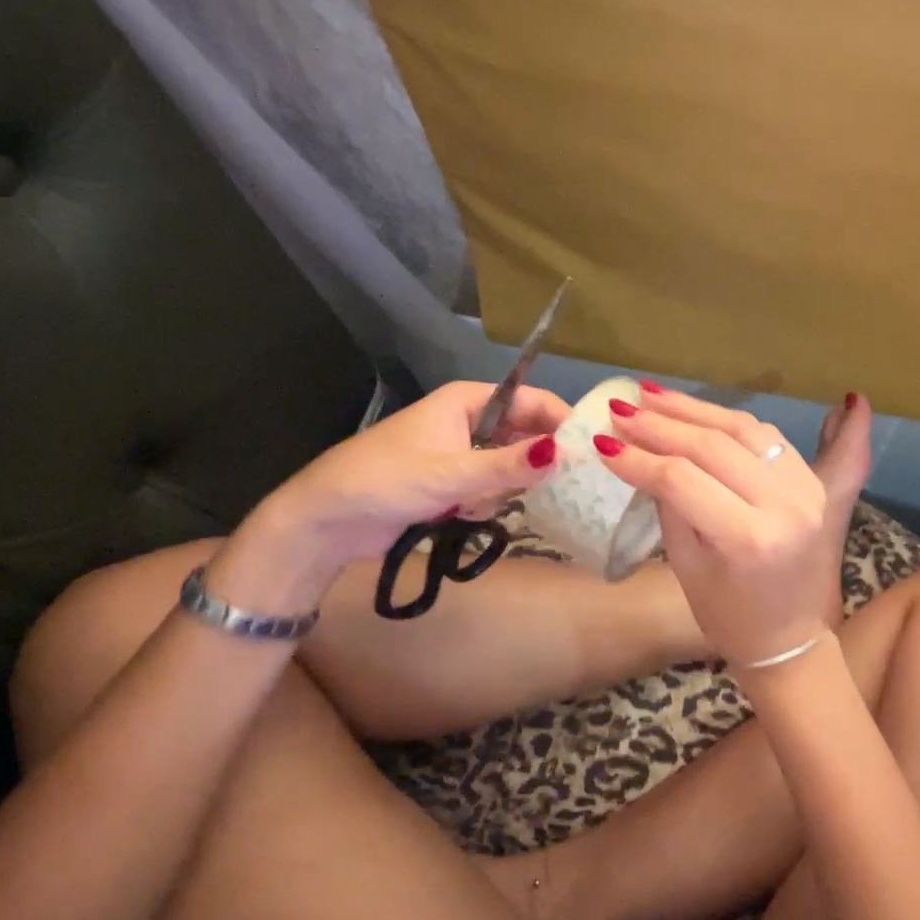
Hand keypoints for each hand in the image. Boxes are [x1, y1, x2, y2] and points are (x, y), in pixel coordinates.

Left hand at [238, 381, 568, 584]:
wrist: (328, 519)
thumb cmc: (387, 480)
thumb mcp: (452, 473)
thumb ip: (508, 466)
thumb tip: (564, 453)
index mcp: (465, 401)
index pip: (529, 400)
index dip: (560, 419)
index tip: (592, 446)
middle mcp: (467, 422)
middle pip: (522, 433)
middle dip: (536, 459)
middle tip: (566, 484)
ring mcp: (457, 454)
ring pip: (507, 465)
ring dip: (507, 486)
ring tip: (497, 501)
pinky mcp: (448, 484)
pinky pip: (487, 488)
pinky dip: (485, 502)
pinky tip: (466, 515)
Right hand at [595, 387, 835, 668]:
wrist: (791, 640)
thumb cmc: (729, 616)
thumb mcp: (686, 567)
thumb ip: (669, 506)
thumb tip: (639, 453)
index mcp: (748, 539)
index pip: (683, 479)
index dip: (639, 458)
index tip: (602, 441)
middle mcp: (785, 505)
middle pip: (714, 446)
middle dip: (660, 424)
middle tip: (620, 407)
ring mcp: (806, 490)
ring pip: (744, 429)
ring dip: (694, 409)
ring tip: (651, 395)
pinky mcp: (813, 482)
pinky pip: (767, 438)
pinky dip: (729, 420)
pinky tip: (695, 412)